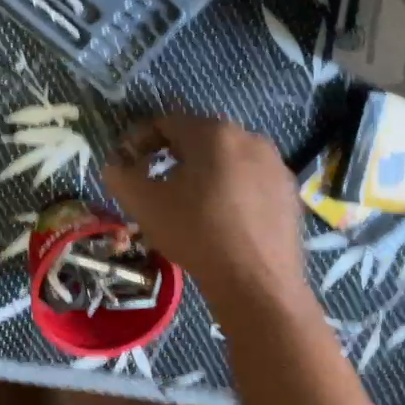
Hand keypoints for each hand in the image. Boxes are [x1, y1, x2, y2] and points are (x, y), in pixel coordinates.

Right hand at [103, 115, 302, 310]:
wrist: (257, 282)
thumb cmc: (195, 233)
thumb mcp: (143, 203)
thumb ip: (120, 175)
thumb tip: (115, 164)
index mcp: (213, 133)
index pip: (166, 122)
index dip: (140, 140)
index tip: (128, 163)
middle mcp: (249, 137)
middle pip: (199, 137)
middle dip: (171, 155)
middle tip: (154, 181)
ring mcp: (275, 164)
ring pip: (227, 158)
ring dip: (202, 171)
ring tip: (187, 201)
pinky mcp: (289, 191)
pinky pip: (250, 179)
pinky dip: (230, 189)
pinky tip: (220, 217)